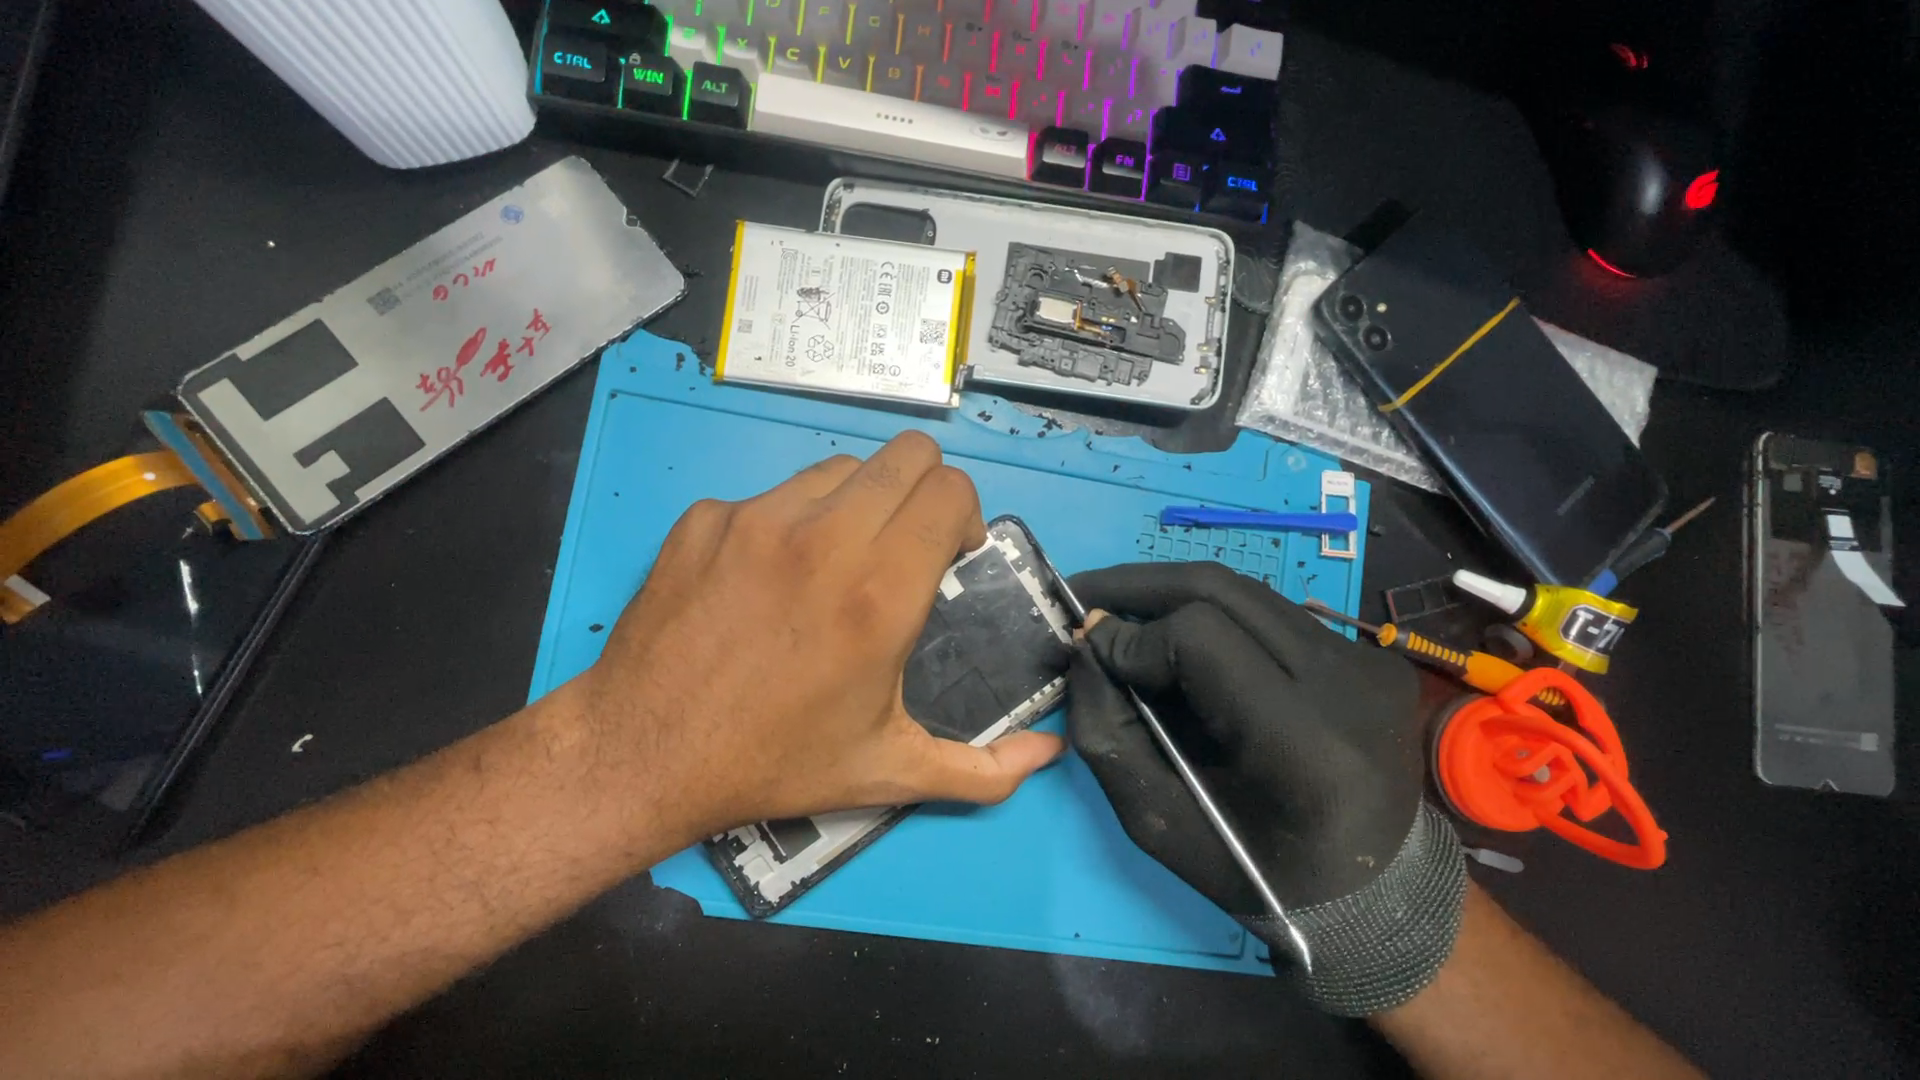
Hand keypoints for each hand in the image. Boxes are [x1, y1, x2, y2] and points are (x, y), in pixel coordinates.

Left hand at [572, 432, 1064, 850]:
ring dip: (860, 501)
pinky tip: (767, 579)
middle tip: (905, 546)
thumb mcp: (887, 773)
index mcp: (880, 592)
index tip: (949, 560)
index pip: (951, 490)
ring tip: (838, 559)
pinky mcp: (707, 517)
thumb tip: (1049, 752)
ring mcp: (758, 518)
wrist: (642, 753)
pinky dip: (791, 522)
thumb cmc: (774, 762)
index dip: (964, 518)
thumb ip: (984, 768)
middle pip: (909, 454)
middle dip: (926, 492)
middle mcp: (825, 537)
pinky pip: (773, 494)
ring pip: (843, 466)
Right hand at [1066, 562, 1466, 1015]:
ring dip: (1174, 594)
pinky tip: (1180, 633)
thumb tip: (1089, 643)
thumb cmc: (1257, 872)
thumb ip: (1108, 730)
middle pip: (1223, 590)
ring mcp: (1367, 662)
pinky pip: (1272, 614)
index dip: (1133, 636)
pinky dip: (1215, 615)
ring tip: (1121, 608)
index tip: (1090, 652)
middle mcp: (1347, 686)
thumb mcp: (1156, 821)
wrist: (1375, 893)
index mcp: (1304, 746)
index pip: (1200, 637)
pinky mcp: (1370, 655)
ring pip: (1246, 592)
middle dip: (1139, 585)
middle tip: (1083, 591)